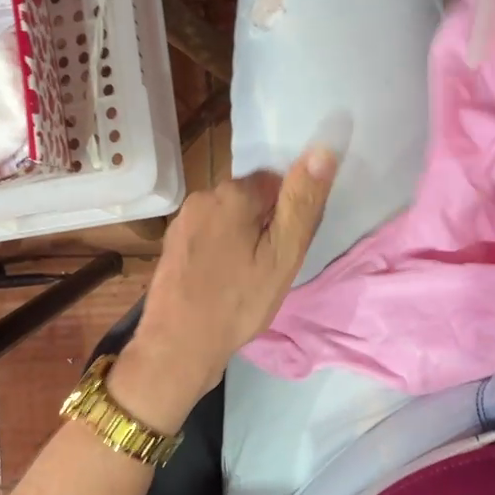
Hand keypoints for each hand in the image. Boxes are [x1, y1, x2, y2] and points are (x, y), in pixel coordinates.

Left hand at [112, 148, 338, 426]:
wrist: (179, 345)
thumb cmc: (237, 302)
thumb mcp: (282, 256)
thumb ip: (302, 203)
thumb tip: (322, 149)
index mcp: (233, 193)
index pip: (276, 183)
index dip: (288, 216)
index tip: (286, 250)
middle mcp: (202, 197)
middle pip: (249, 200)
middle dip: (263, 226)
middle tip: (268, 269)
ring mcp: (183, 222)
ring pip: (227, 220)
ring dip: (241, 241)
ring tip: (245, 279)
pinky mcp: (172, 246)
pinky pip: (208, 238)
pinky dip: (220, 254)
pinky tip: (222, 284)